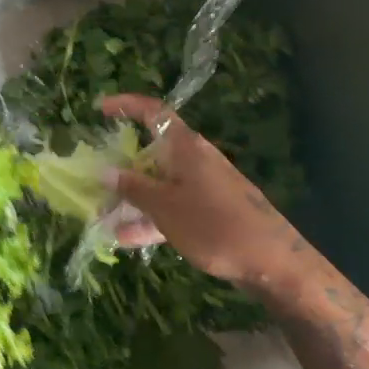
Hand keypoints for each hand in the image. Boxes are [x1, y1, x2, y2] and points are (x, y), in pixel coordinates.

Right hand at [101, 94, 304, 286]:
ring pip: (159, 184)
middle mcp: (194, 158)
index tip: (100, 109)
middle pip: (151, 153)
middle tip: (95, 185)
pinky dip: (151, 218)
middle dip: (121, 169)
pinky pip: (172, 206)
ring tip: (102, 219)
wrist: (273, 263)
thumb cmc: (214, 225)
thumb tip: (105, 170)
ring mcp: (204, 185)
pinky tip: (126, 240)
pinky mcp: (211, 210)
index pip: (152, 111)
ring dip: (132, 200)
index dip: (125, 105)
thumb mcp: (165, 207)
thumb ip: (133, 188)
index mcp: (184, 145)